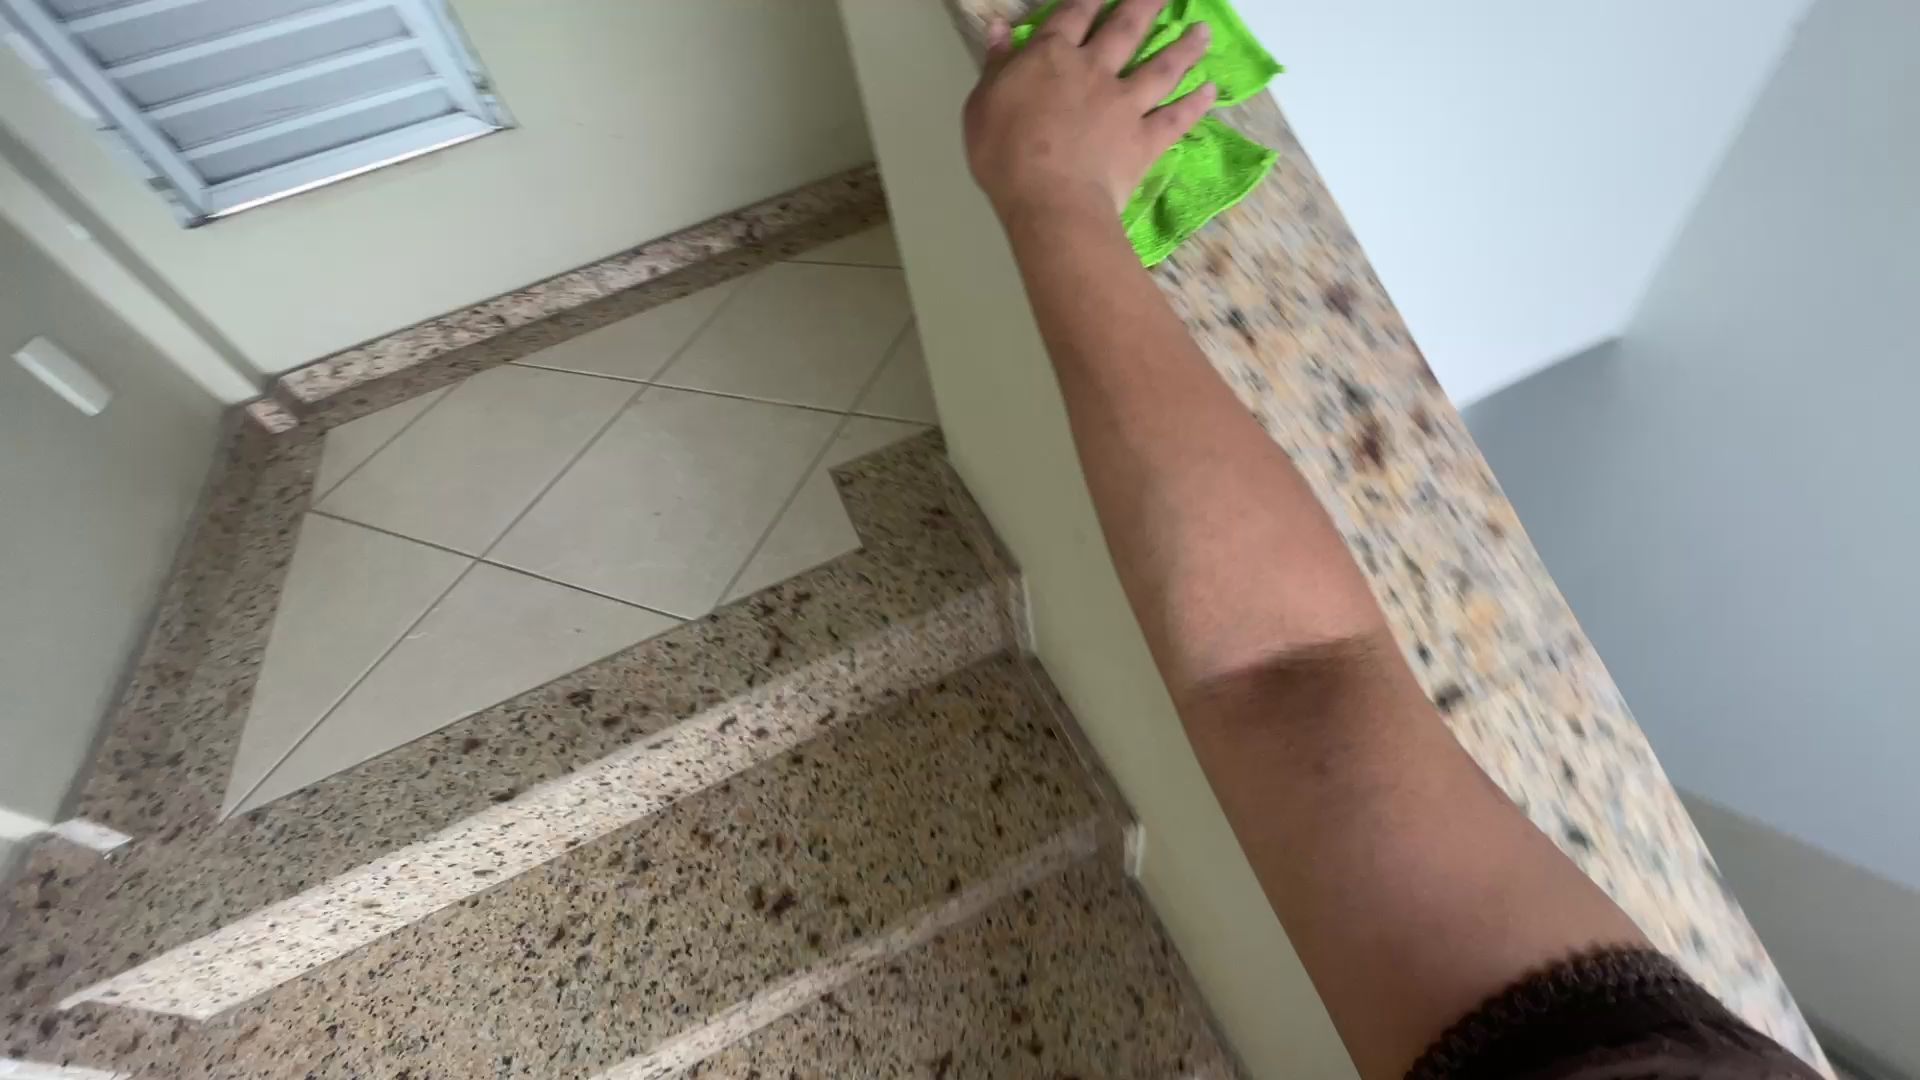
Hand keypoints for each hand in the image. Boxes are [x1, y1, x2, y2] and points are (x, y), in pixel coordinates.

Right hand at [963, 0, 1214, 221]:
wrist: (1049, 201)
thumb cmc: (1004, 157)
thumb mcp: (981, 108)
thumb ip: (994, 67)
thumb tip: (998, 30)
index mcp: (1051, 58)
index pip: (1073, 13)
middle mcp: (1093, 70)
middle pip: (1126, 26)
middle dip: (1146, 2)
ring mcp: (1123, 104)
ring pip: (1160, 67)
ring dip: (1185, 48)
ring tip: (1204, 31)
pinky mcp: (1142, 140)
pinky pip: (1174, 119)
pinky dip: (1194, 105)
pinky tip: (1210, 90)